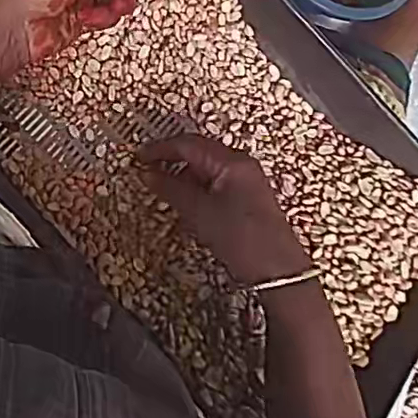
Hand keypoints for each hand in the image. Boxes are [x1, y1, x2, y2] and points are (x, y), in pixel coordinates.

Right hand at [138, 134, 312, 286]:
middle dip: (172, 159)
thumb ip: (171, 189)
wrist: (278, 272)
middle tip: (148, 170)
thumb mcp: (200, 213)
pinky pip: (217, 182)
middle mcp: (242, 164)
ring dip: (184, 174)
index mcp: (231, 162)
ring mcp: (248, 180)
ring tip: (164, 189)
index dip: (161, 149)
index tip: (139, 157)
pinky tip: (187, 202)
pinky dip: (198, 187)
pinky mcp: (249, 197)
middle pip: (200, 152)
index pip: (189, 144)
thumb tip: (147, 174)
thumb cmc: (240, 238)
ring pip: (208, 167)